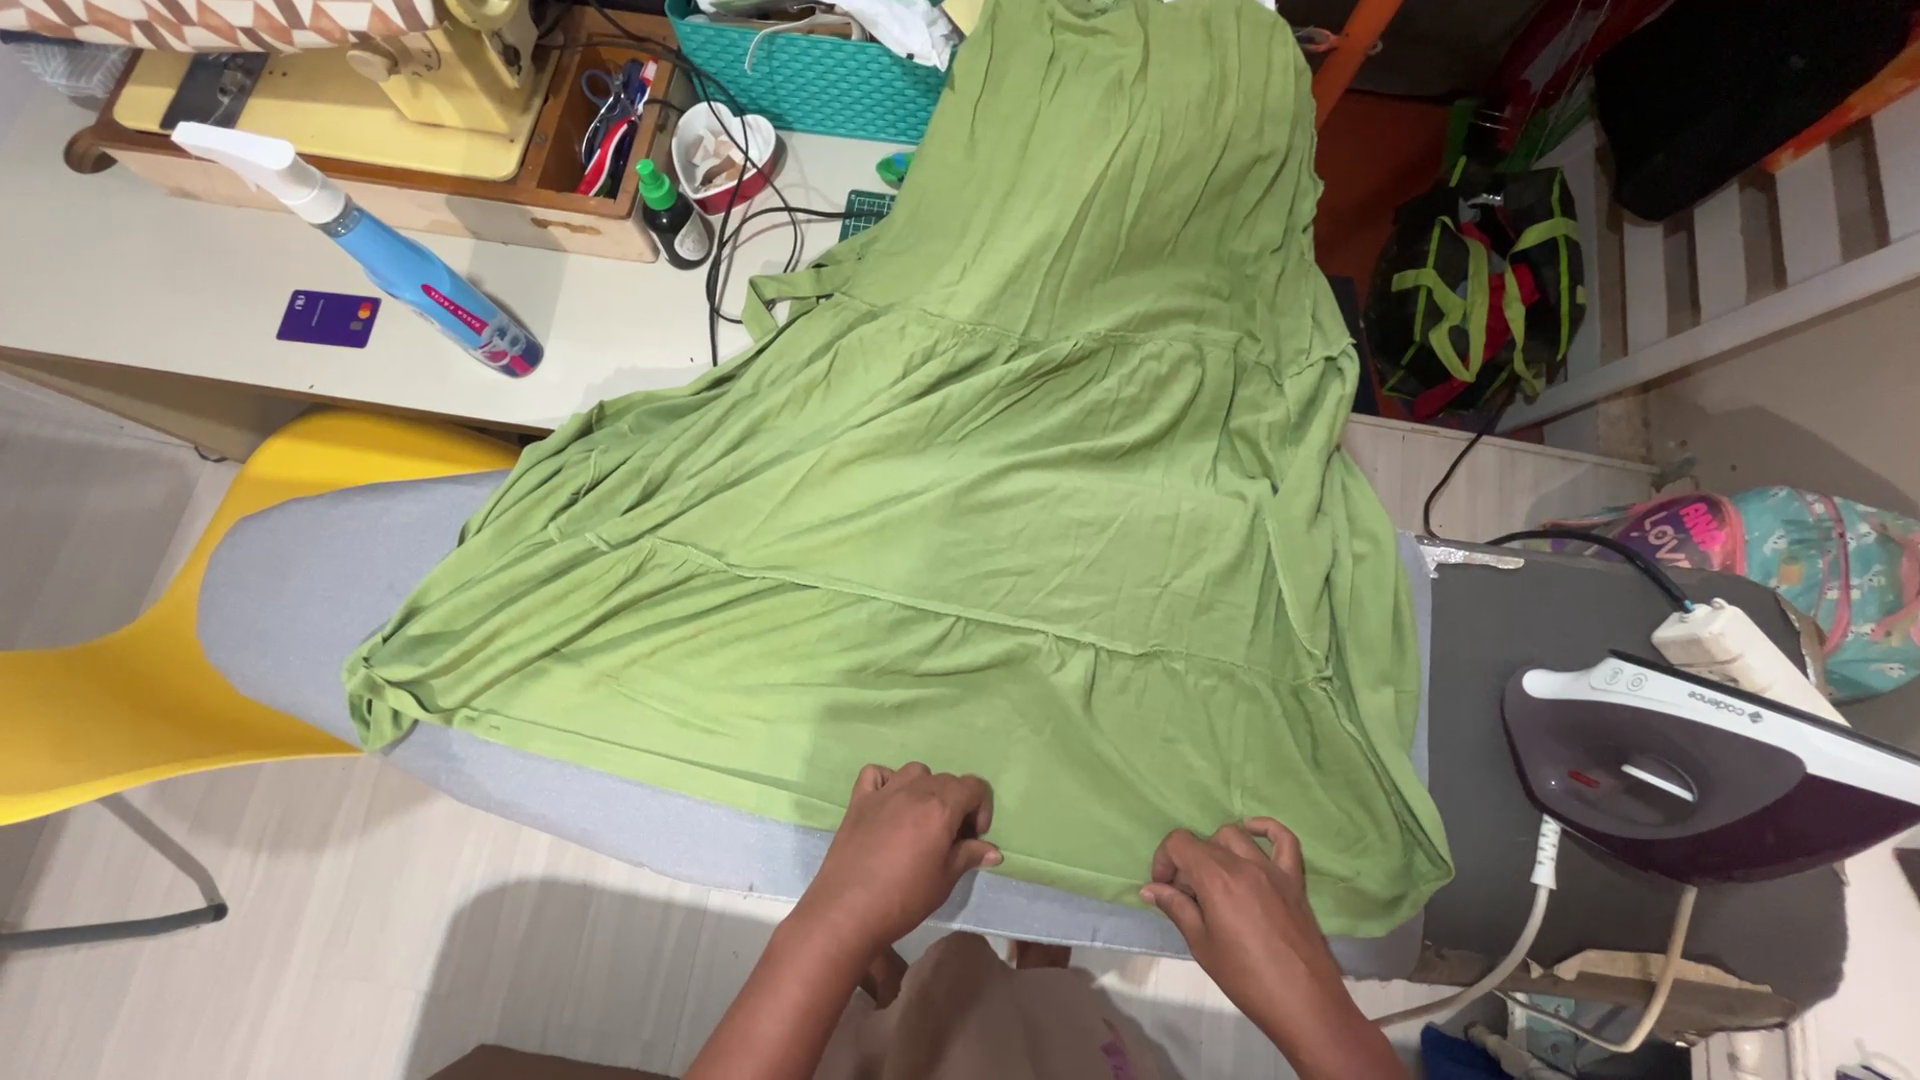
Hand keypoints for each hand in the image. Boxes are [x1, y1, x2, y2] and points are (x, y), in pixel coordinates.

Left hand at [792, 762, 1001, 956]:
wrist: (847, 911)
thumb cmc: (904, 897)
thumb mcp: (945, 879)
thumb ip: (969, 856)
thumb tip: (993, 851)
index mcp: (941, 806)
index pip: (975, 786)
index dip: (982, 810)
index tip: (973, 839)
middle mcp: (914, 790)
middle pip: (947, 780)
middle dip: (956, 804)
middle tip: (950, 839)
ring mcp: (883, 792)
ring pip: (915, 773)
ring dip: (925, 790)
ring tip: (920, 822)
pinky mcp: (858, 801)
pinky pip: (876, 774)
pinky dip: (887, 782)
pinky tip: (889, 805)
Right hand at [1140, 819, 1353, 1043]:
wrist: (1305, 1005)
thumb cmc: (1247, 979)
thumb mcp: (1202, 945)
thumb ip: (1176, 908)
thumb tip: (1150, 889)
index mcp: (1217, 879)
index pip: (1179, 843)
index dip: (1163, 860)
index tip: (1163, 888)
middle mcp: (1243, 864)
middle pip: (1204, 842)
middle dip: (1186, 864)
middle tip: (1187, 898)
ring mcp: (1272, 870)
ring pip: (1235, 836)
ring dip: (1216, 850)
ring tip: (1214, 880)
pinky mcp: (1294, 881)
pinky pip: (1283, 840)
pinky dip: (1266, 829)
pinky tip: (1252, 835)